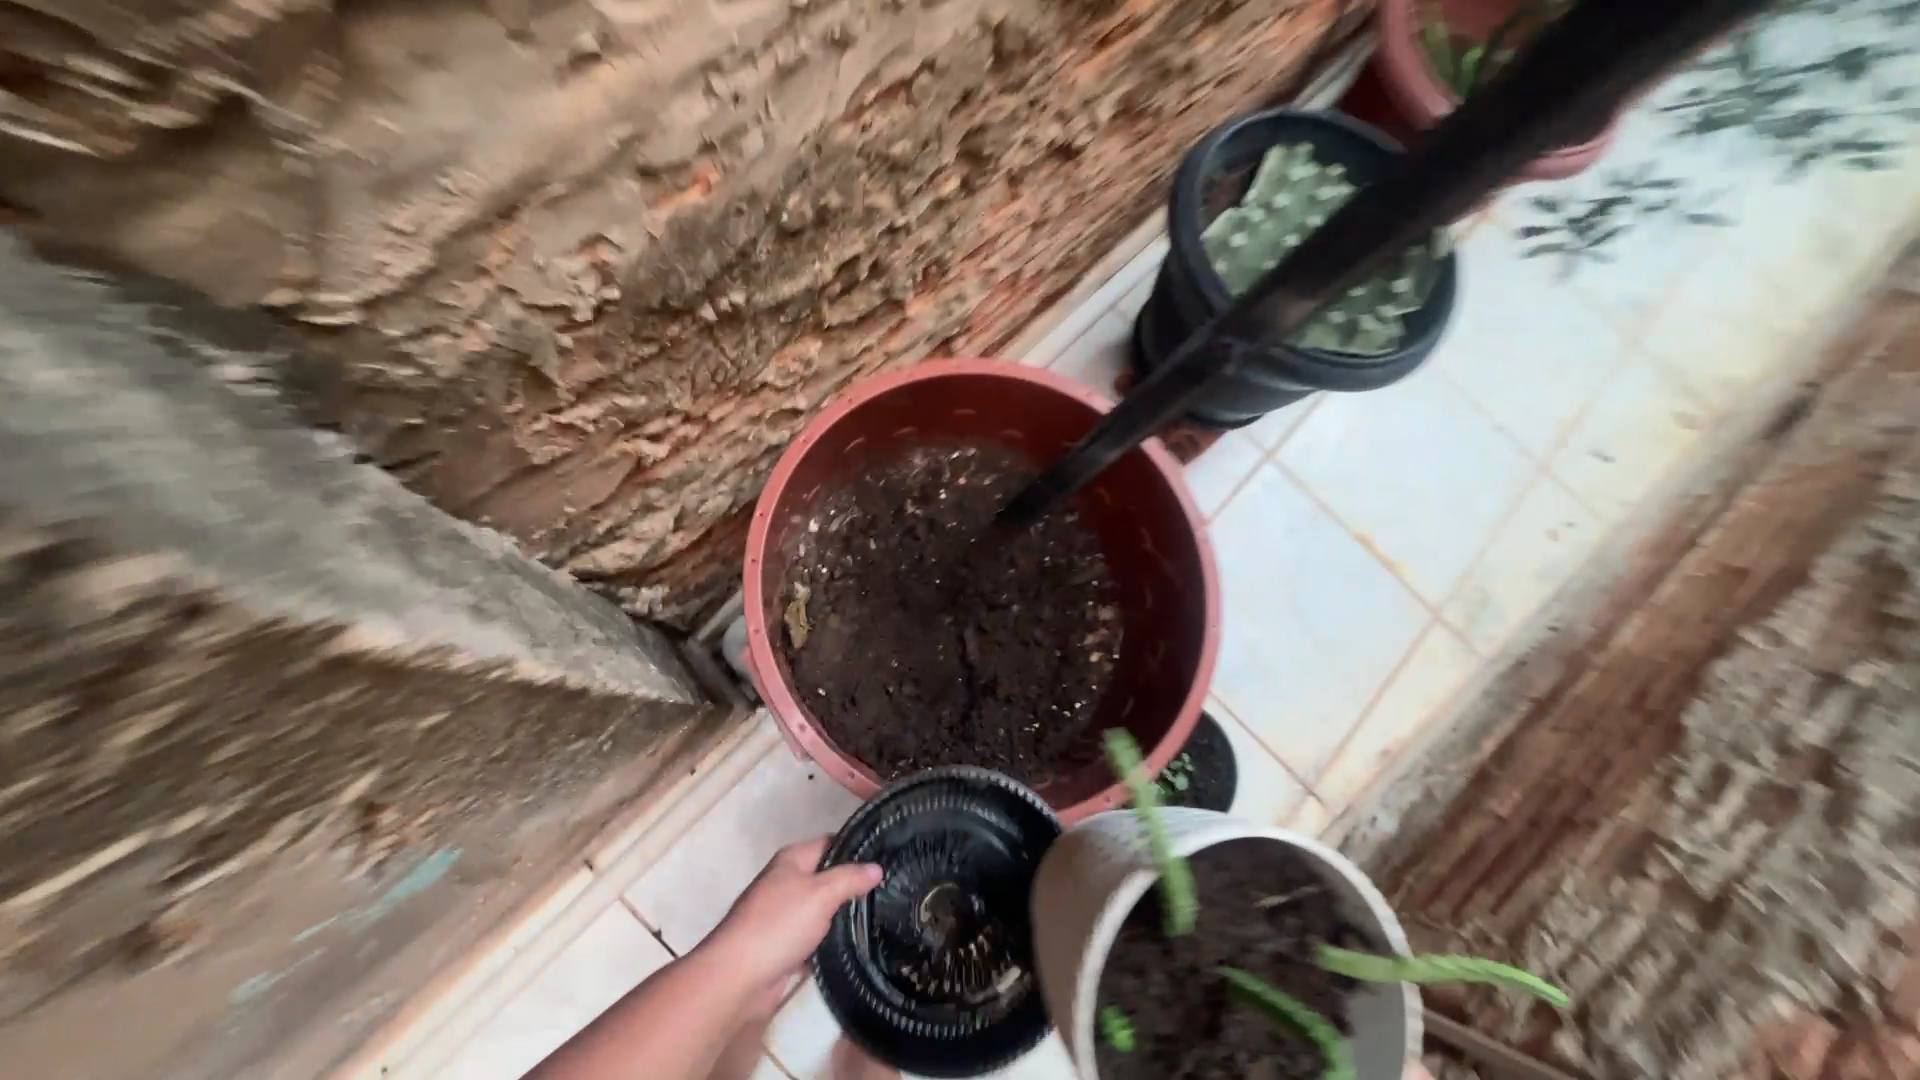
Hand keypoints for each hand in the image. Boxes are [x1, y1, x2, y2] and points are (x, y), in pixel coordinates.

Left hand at [701, 837, 881, 1014]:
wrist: (737, 978)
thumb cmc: (779, 924)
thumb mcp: (821, 893)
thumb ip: (850, 878)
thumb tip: (877, 867)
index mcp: (791, 861)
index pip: (831, 843)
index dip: (857, 849)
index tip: (887, 858)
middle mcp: (785, 883)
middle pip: (826, 877)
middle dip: (853, 886)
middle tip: (890, 891)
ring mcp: (782, 916)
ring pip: (821, 911)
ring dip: (842, 917)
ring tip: (880, 918)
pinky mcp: (783, 947)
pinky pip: (813, 939)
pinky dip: (829, 943)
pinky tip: (856, 948)